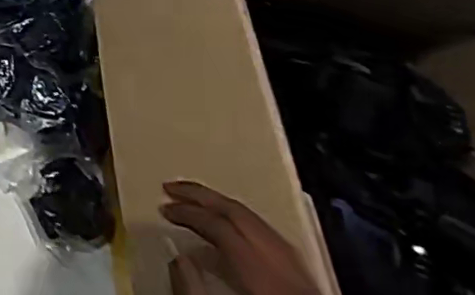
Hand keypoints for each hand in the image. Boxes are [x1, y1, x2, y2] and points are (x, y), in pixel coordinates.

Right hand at [161, 181, 320, 294]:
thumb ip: (195, 292)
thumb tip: (178, 258)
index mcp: (264, 280)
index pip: (221, 227)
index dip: (188, 212)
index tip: (163, 208)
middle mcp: (288, 273)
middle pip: (242, 216)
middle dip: (203, 197)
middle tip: (172, 189)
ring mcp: (305, 281)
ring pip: (262, 226)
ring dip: (225, 208)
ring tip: (197, 204)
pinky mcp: (311, 289)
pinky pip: (276, 243)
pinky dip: (248, 228)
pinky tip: (231, 235)